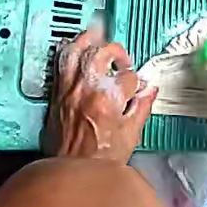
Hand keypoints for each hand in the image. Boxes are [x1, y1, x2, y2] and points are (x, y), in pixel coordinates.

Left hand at [44, 27, 157, 162]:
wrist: (71, 171)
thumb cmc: (101, 159)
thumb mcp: (130, 135)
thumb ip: (141, 108)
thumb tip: (150, 90)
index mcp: (108, 99)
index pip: (128, 76)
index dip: (135, 81)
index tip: (136, 89)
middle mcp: (87, 88)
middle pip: (102, 53)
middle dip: (116, 52)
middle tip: (122, 61)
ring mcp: (69, 88)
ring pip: (77, 51)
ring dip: (89, 40)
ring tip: (97, 35)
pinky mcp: (56, 93)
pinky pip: (60, 63)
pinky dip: (68, 51)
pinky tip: (75, 48)